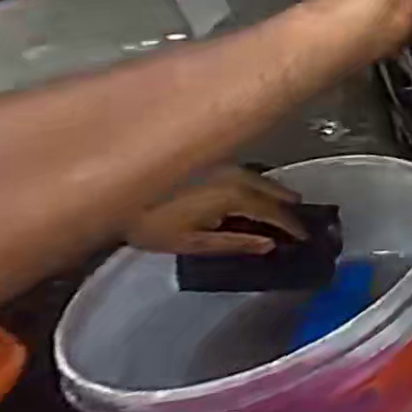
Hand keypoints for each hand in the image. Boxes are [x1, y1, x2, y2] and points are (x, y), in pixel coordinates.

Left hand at [125, 167, 303, 255]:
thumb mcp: (188, 242)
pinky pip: (252, 178)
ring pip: (268, 183)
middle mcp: (241, 178)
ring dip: (274, 198)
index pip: (277, 213)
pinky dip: (259, 190)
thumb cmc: (147, 225)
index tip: (305, 238)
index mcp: (238, 197)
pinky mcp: (217, 165)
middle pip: (280, 192)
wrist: (106, 196)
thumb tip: (269, 246)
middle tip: (293, 226)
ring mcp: (230, 168)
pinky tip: (249, 201)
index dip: (293, 226)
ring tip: (273, 215)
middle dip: (289, 209)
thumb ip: (232, 244)